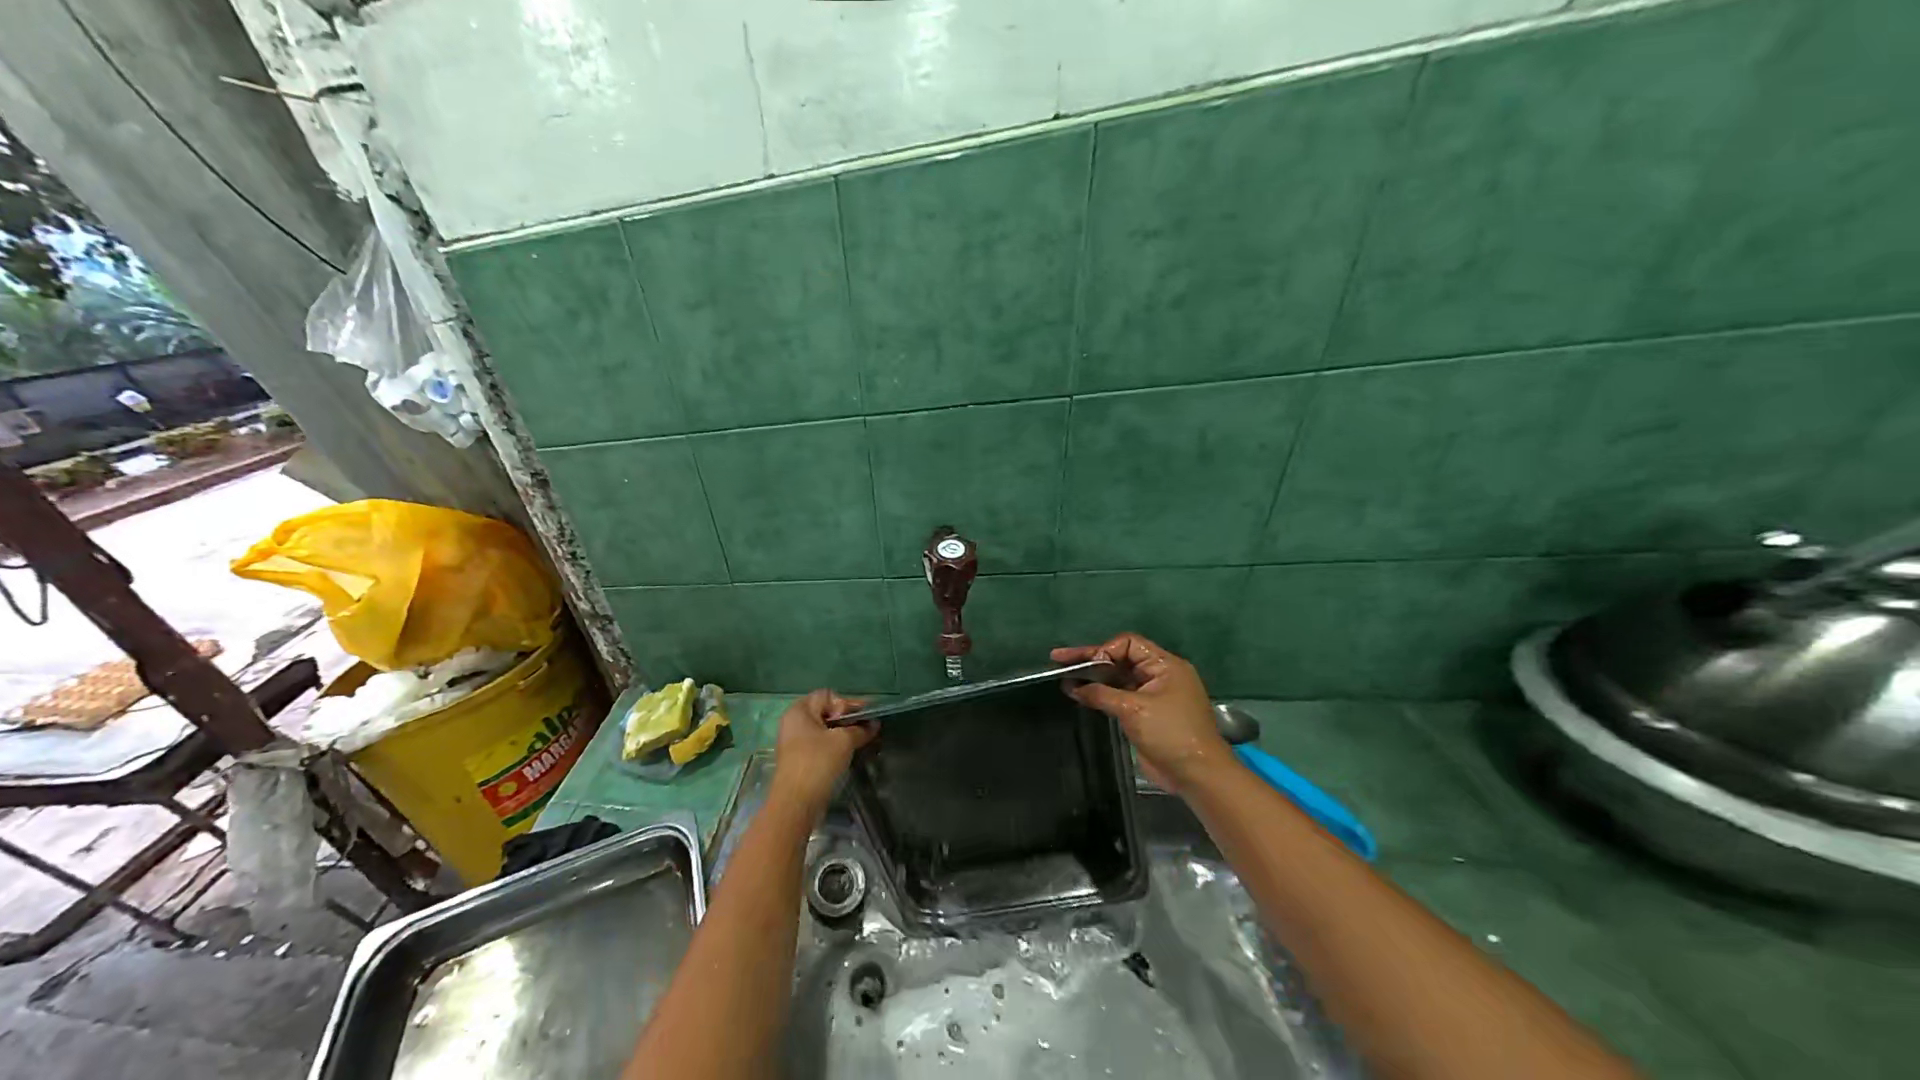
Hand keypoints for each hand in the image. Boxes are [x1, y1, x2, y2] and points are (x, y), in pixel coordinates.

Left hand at [772, 689, 874, 811]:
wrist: (796, 802)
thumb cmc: (818, 762)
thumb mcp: (844, 741)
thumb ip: (860, 729)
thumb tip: (874, 724)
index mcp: (799, 711)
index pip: (828, 696)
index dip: (847, 703)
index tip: (865, 716)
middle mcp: (794, 722)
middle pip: (825, 711)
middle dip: (847, 718)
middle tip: (866, 727)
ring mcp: (794, 741)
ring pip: (824, 729)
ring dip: (843, 732)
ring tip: (861, 740)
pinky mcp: (799, 758)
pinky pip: (820, 743)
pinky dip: (835, 744)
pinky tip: (849, 752)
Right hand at [1052, 633, 1233, 794]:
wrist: (1196, 774)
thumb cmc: (1170, 734)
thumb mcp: (1134, 709)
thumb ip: (1102, 694)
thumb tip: (1073, 686)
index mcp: (1165, 665)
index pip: (1129, 644)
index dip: (1104, 649)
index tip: (1085, 663)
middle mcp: (1159, 675)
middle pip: (1120, 658)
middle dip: (1091, 659)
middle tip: (1059, 658)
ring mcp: (1152, 695)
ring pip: (1118, 678)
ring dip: (1093, 678)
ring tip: (1064, 676)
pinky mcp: (1145, 714)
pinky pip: (1119, 696)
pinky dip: (1101, 694)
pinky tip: (1079, 695)